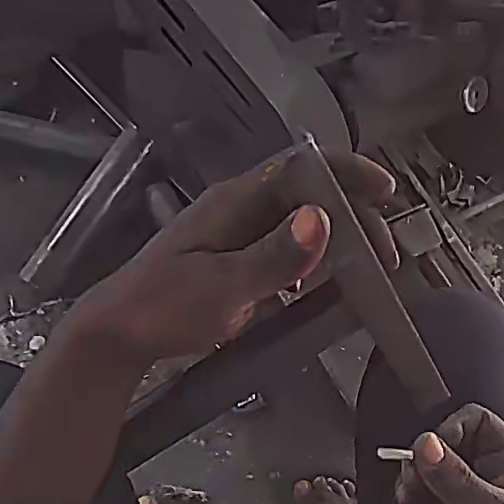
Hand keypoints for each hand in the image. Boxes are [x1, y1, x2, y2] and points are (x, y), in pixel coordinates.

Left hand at [66, 150, 396, 361]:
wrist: (118, 336)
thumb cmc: (162, 307)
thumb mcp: (221, 285)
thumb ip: (273, 256)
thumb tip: (321, 221)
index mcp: (236, 202)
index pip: (301, 167)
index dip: (347, 172)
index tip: (384, 189)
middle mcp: (243, 211)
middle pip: (311, 196)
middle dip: (354, 217)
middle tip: (384, 254)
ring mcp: (242, 237)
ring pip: (304, 225)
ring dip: (340, 241)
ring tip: (368, 269)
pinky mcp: (243, 263)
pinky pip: (291, 253)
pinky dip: (319, 264)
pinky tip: (330, 286)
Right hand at [393, 404, 503, 503]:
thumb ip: (459, 481)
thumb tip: (425, 445)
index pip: (475, 422)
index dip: (449, 430)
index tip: (430, 452)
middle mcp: (487, 476)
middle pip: (445, 447)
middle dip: (422, 461)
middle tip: (411, 481)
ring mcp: (467, 501)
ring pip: (429, 474)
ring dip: (411, 483)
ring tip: (406, 503)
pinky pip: (422, 503)